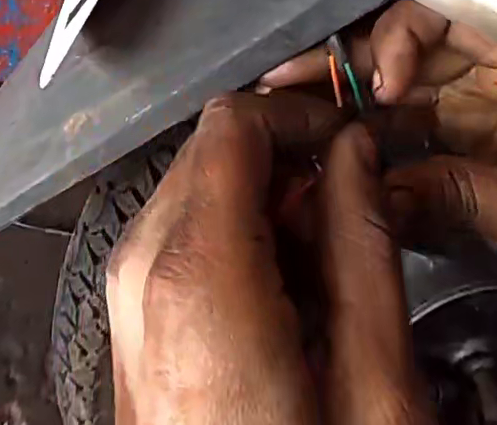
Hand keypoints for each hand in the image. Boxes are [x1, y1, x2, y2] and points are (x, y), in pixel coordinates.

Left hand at [106, 92, 430, 424]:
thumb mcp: (370, 382)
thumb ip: (361, 238)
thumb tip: (354, 146)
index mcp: (197, 271)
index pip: (233, 122)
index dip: (297, 114)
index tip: (348, 139)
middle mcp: (143, 263)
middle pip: (216, 147)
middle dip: (287, 159)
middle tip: (347, 211)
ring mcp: (126, 285)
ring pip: (203, 181)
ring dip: (268, 199)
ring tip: (322, 268)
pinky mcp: (131, 306)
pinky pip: (187, 226)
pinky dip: (241, 230)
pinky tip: (283, 291)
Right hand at [263, 1, 496, 370]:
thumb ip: (468, 197)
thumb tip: (377, 190)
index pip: (453, 12)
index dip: (406, 37)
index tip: (385, 89)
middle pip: (409, 44)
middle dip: (348, 62)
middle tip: (283, 82)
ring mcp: (483, 97)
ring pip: (401, 81)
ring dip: (348, 94)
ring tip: (289, 108)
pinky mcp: (473, 128)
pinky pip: (412, 120)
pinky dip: (371, 129)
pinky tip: (331, 140)